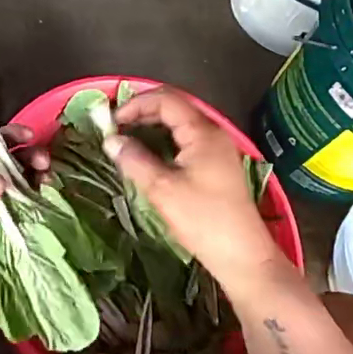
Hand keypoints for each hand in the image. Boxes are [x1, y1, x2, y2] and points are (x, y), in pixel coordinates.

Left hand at [0, 126, 48, 316]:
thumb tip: (0, 181)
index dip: (7, 138)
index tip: (27, 136)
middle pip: (13, 163)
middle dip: (31, 155)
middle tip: (45, 161)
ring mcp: (0, 207)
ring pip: (26, 183)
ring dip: (40, 175)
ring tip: (50, 178)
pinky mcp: (12, 227)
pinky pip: (31, 208)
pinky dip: (43, 199)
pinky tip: (51, 197)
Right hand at [107, 88, 286, 278]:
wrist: (241, 253)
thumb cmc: (203, 220)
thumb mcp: (162, 190)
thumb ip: (135, 160)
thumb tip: (111, 140)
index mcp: (203, 132)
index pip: (166, 100)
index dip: (136, 104)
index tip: (111, 121)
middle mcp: (214, 133)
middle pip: (175, 108)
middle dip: (143, 113)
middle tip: (115, 129)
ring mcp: (218, 149)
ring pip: (181, 125)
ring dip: (153, 127)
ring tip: (127, 140)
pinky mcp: (217, 165)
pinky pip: (187, 141)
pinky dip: (165, 142)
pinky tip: (149, 157)